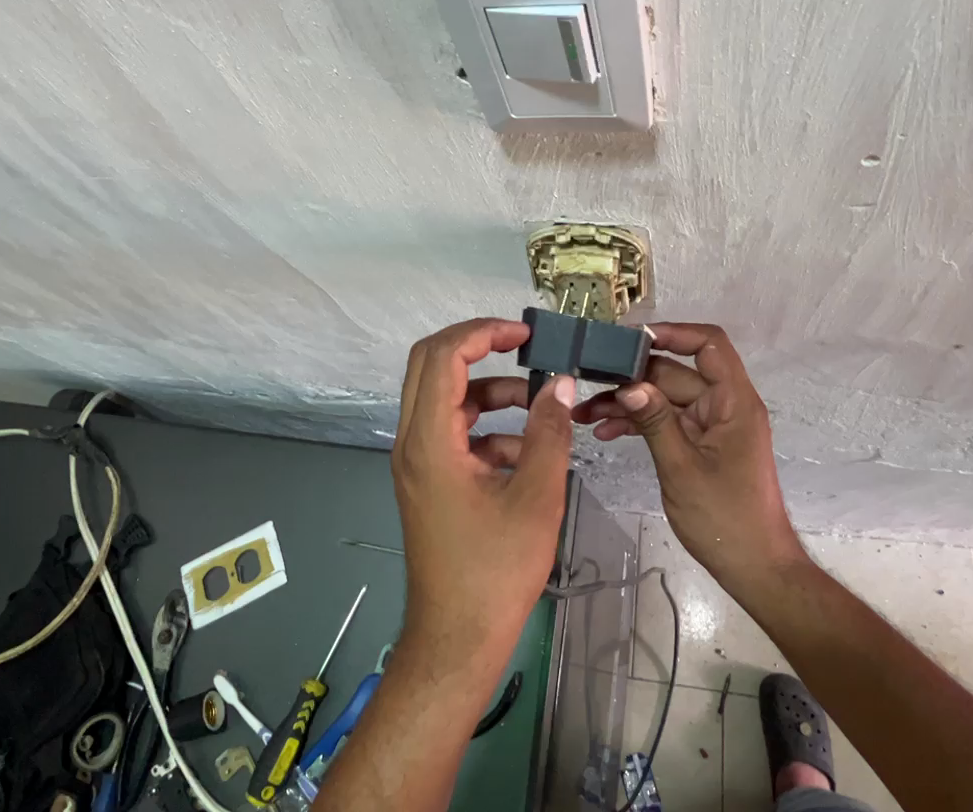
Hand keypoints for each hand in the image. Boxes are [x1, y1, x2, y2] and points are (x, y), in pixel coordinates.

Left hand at [391, 318, 575, 667]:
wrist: (458, 638)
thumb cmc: (495, 571)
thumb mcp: (535, 497)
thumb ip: (548, 433)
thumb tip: (560, 385)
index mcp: (429, 442)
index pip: (443, 357)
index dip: (483, 332)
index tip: (525, 333)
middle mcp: (412, 444)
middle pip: (432, 367)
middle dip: (479, 349)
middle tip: (524, 346)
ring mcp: (417, 464)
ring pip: (445, 401)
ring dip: (489, 392)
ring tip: (539, 407)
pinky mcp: (428, 482)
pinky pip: (452, 434)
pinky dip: (486, 429)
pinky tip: (526, 454)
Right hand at [573, 323, 803, 585]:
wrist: (754, 567)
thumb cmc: (725, 517)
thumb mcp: (682, 468)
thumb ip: (655, 421)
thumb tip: (628, 384)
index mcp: (733, 402)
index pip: (709, 345)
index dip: (672, 333)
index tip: (629, 338)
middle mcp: (724, 406)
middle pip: (675, 373)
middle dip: (631, 377)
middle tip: (586, 381)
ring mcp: (711, 426)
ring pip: (664, 398)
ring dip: (628, 403)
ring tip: (584, 413)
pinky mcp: (700, 445)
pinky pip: (667, 422)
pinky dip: (639, 424)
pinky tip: (604, 432)